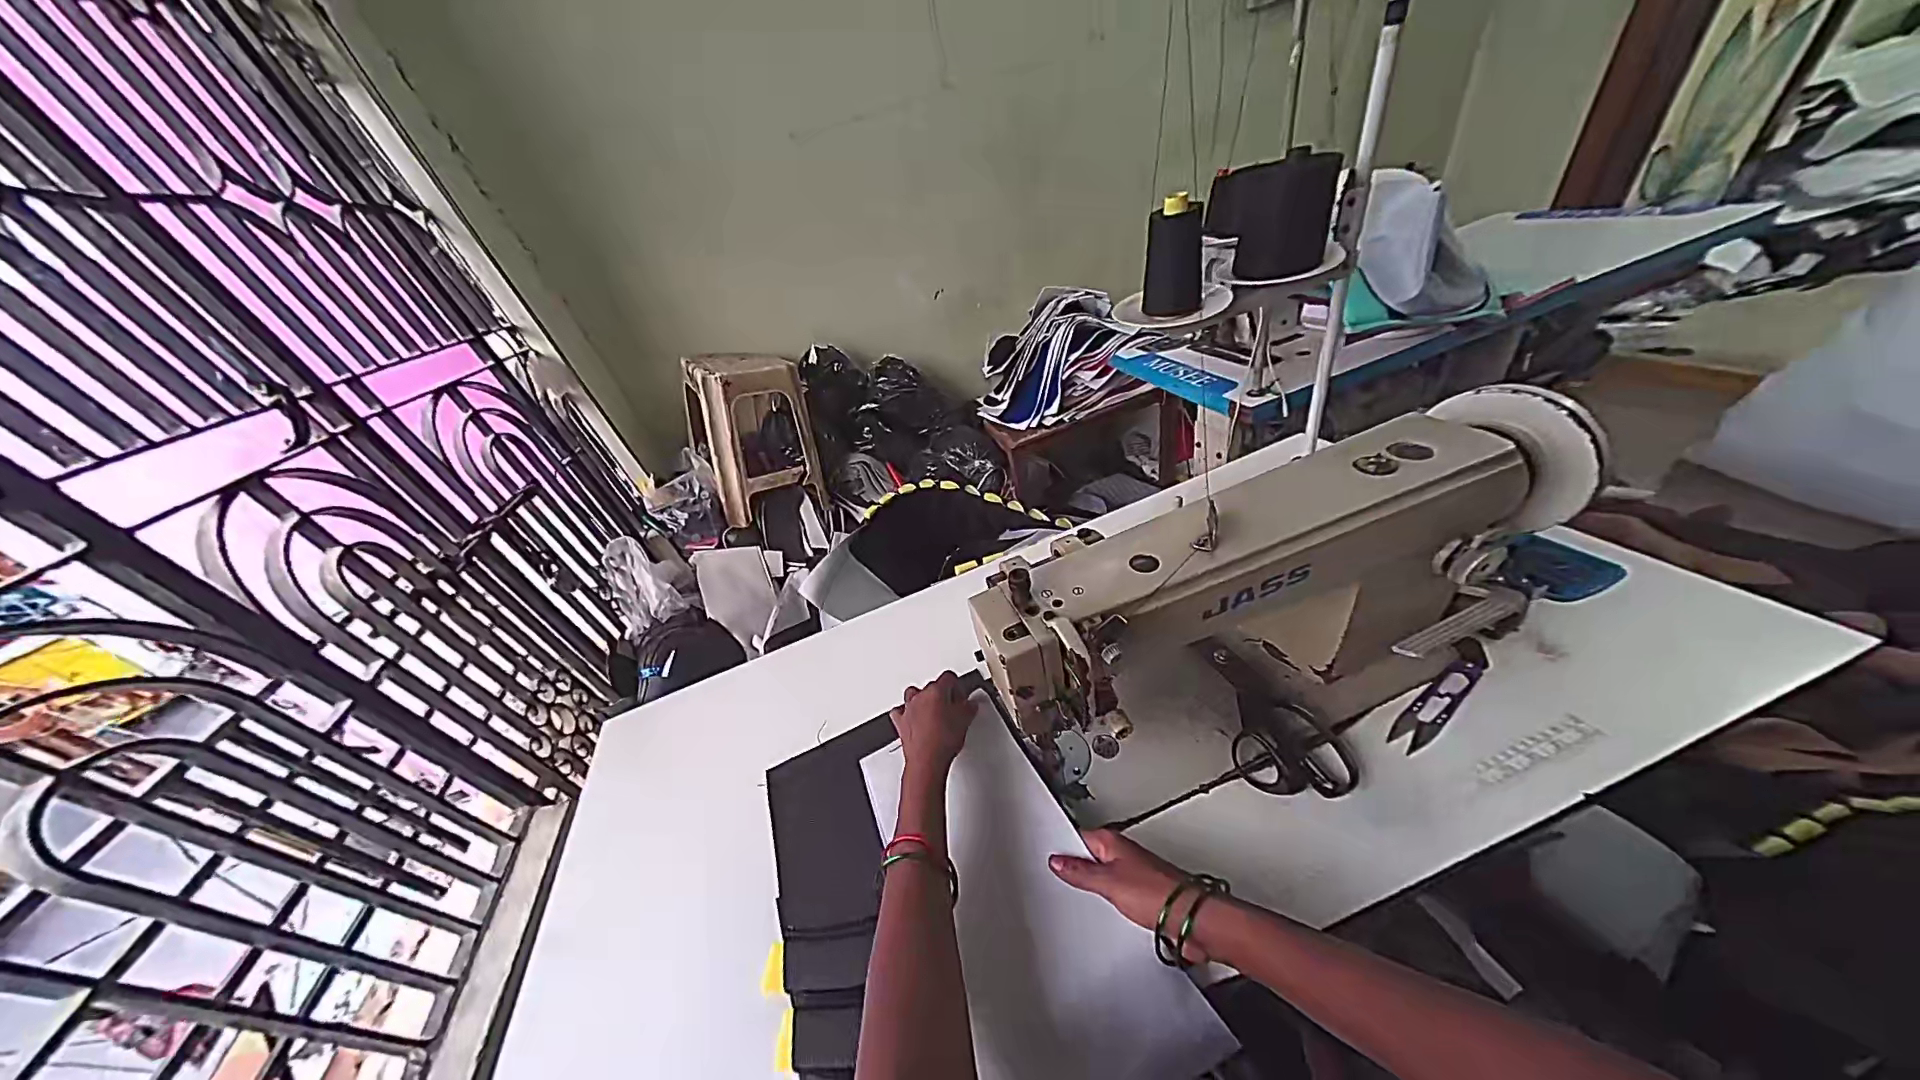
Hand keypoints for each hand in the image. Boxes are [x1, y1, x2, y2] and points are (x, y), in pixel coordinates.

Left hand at [890, 671, 972, 773]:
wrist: (927, 760)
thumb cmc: (942, 741)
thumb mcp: (965, 720)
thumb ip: (969, 707)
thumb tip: (970, 704)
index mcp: (936, 691)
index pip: (948, 677)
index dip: (957, 686)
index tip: (961, 696)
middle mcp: (920, 697)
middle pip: (932, 686)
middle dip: (943, 694)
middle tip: (953, 706)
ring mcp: (909, 709)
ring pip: (913, 695)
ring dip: (923, 700)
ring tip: (933, 711)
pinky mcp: (901, 723)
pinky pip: (900, 712)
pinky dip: (907, 713)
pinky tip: (914, 719)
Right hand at [1049, 828, 1214, 963]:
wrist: (1192, 920)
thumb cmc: (1161, 894)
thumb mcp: (1109, 883)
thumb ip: (1081, 873)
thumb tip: (1059, 861)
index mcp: (1112, 841)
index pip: (1077, 837)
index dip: (1061, 847)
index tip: (1048, 856)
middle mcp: (1123, 854)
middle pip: (1089, 857)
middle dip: (1075, 868)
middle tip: (1060, 878)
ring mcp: (1133, 874)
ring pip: (1103, 877)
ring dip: (1093, 887)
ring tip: (1081, 895)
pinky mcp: (1142, 894)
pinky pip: (1116, 893)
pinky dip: (1108, 901)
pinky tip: (1104, 909)